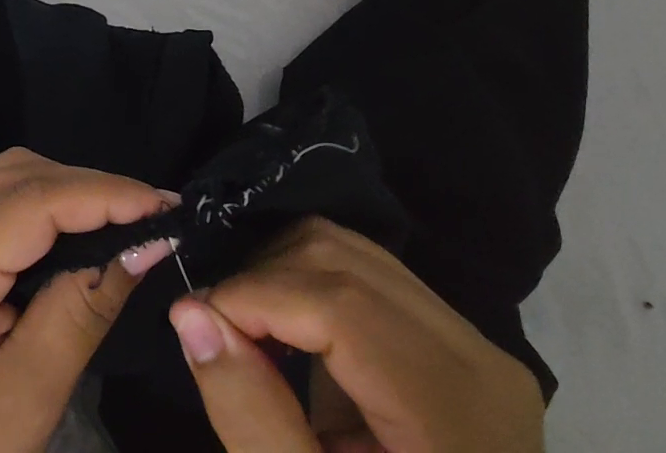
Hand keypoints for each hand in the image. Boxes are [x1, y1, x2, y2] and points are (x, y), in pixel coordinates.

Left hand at [0, 148, 178, 452]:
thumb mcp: (29, 390)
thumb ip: (82, 308)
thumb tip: (143, 243)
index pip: (32, 200)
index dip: (104, 194)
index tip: (167, 205)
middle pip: (14, 176)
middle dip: (88, 188)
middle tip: (153, 218)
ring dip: (62, 189)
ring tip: (121, 222)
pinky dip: (32, 201)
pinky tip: (69, 228)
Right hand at [168, 217, 544, 452]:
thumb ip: (252, 417)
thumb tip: (189, 312)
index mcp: (453, 407)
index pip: (337, 301)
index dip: (251, 297)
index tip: (198, 331)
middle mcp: (476, 354)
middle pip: (336, 256)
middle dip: (256, 281)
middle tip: (220, 339)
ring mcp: (468, 340)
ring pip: (343, 248)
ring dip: (273, 276)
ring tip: (249, 338)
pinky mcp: (450, 337)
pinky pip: (358, 269)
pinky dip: (299, 282)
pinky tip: (285, 338)